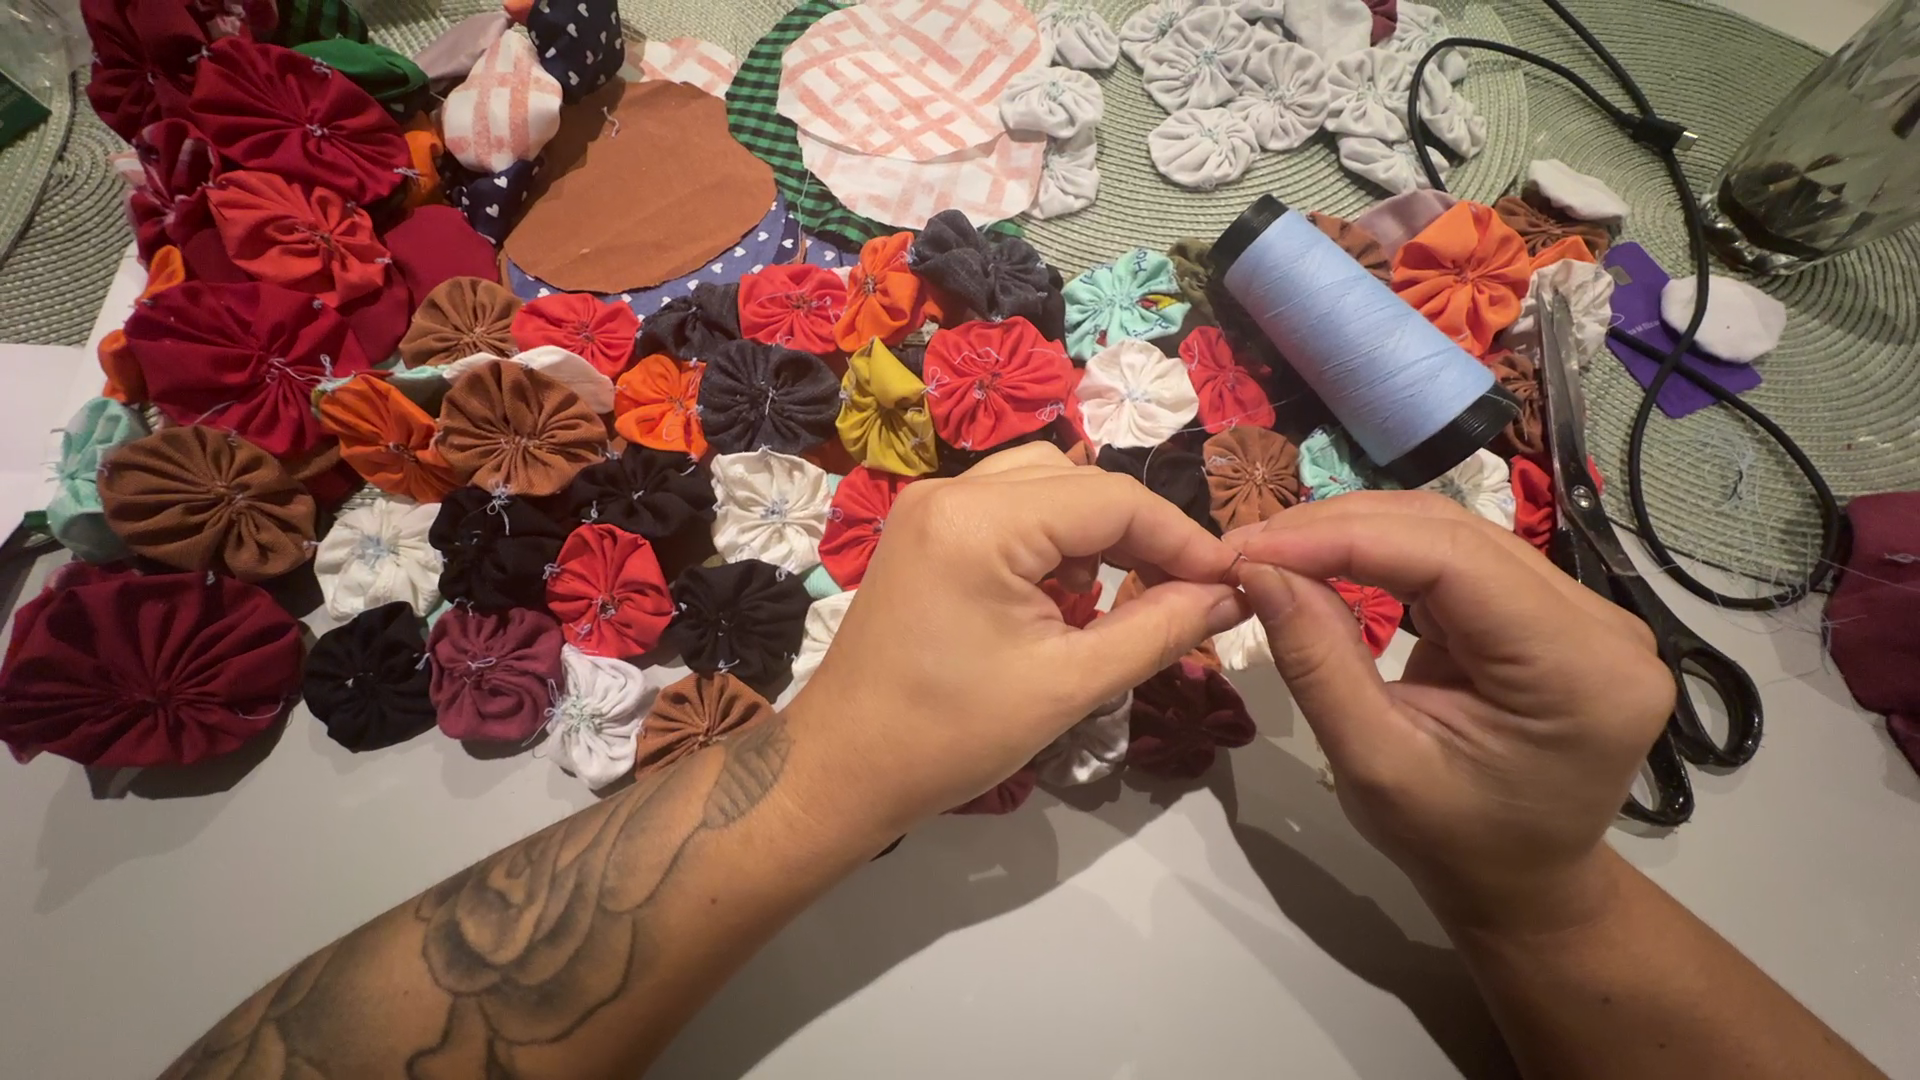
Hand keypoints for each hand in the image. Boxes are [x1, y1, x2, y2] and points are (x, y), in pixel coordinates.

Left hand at [787, 443, 1248, 837]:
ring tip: (1109, 599)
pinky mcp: (924, 529)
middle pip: (1079, 482)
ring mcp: (930, 505)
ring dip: (1093, 533)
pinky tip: (1057, 592)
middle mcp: (950, 491)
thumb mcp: (1067, 685)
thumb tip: (1228, 595)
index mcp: (980, 522)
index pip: (1111, 499)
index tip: (1228, 581)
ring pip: (1044, 486)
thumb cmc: (949, 736)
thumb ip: (1157, 630)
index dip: (1180, 537)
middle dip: (1138, 534)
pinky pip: (1008, 507)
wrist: (844, 767)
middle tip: (1179, 593)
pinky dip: (1049, 538)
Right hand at [1226, 492, 1673, 933]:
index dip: (1341, 540)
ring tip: (1271, 548)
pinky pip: (1446, 555)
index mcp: (1576, 670)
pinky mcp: (1540, 608)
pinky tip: (1320, 557)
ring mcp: (1575, 609)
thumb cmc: (1450, 841)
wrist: (1517, 881)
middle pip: (1449, 532)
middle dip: (1335, 528)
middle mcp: (1595, 622)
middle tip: (1246, 545)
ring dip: (1349, 531)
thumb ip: (1316, 659)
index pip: (1450, 561)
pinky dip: (1372, 550)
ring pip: (1444, 531)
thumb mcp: (1370, 760)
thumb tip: (1256, 569)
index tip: (1250, 549)